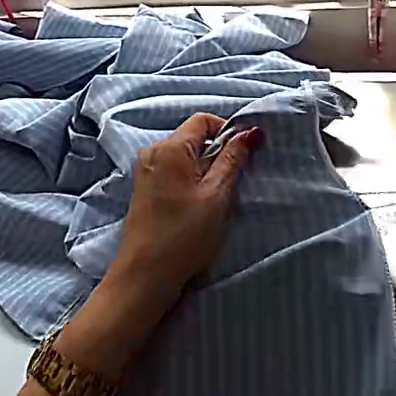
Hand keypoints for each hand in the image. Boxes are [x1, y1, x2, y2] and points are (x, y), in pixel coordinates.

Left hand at [113, 113, 261, 302]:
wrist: (145, 274)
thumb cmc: (183, 235)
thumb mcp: (217, 196)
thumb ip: (233, 160)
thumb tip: (250, 132)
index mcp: (169, 148)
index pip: (203, 121)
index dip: (228, 131)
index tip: (246, 153)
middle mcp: (153, 153)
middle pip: (194, 139)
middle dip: (218, 155)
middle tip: (234, 184)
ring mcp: (146, 171)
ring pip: (186, 158)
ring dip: (206, 172)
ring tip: (217, 201)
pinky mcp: (146, 190)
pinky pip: (174, 173)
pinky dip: (192, 183)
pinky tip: (199, 209)